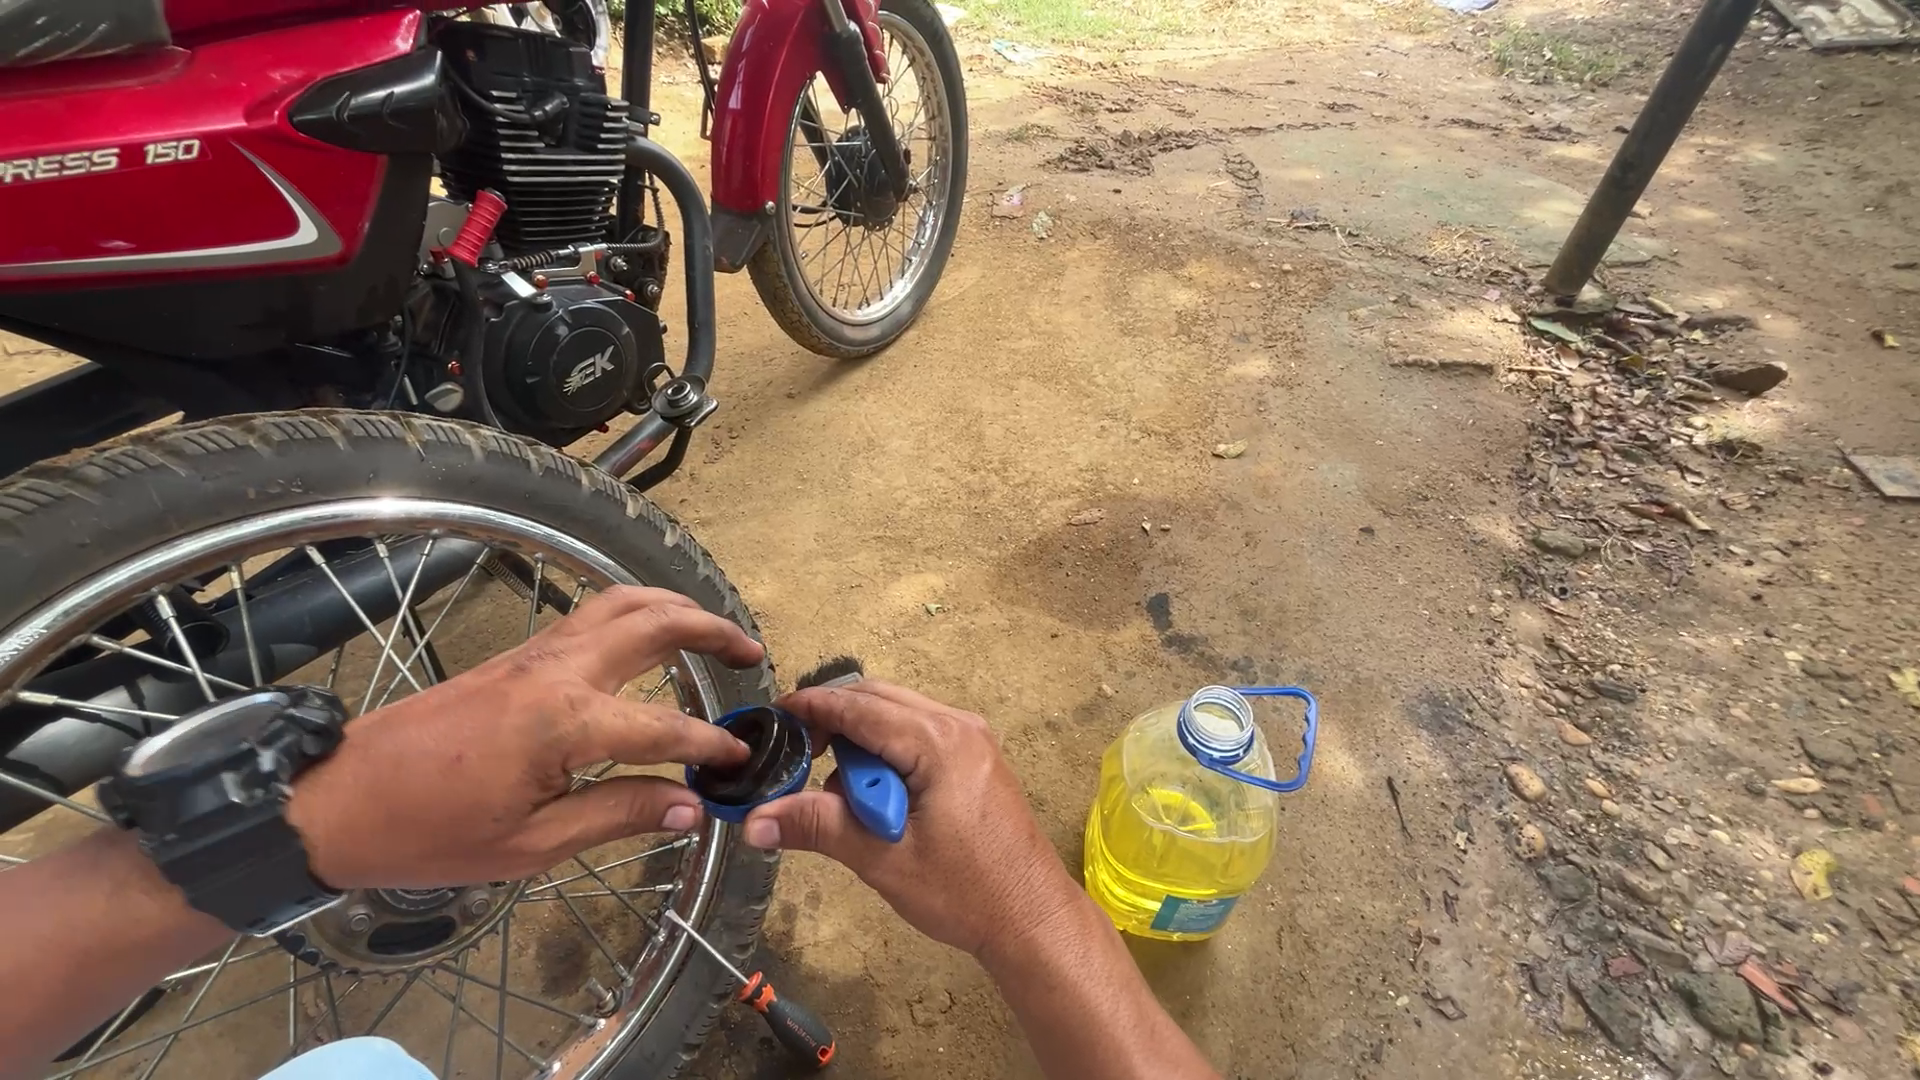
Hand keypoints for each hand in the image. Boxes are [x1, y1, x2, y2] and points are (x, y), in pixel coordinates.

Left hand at [287, 586, 763, 888]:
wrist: (335, 798)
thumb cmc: (430, 832)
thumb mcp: (529, 845)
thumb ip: (618, 814)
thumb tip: (689, 807)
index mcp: (568, 722)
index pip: (665, 727)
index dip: (709, 744)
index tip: (740, 756)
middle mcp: (563, 670)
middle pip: (658, 624)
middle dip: (714, 631)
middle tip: (752, 652)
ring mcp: (541, 652)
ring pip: (626, 602)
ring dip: (679, 606)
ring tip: (713, 628)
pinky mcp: (523, 652)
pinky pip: (596, 611)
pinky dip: (640, 609)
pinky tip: (653, 629)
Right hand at [741, 681, 1078, 960]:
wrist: (1032, 916)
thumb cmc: (964, 891)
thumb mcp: (885, 859)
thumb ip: (819, 827)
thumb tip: (752, 822)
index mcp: (938, 740)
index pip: (860, 707)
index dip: (812, 707)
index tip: (773, 716)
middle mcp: (957, 723)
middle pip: (879, 698)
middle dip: (834, 720)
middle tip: (797, 757)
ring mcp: (971, 736)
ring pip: (898, 713)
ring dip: (861, 738)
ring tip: (838, 790)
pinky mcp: (975, 754)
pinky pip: (918, 731)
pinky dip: (887, 749)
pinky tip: (876, 793)